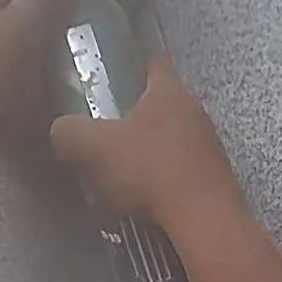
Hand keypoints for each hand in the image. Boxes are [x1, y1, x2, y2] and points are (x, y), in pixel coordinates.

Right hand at [49, 56, 243, 232]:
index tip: (107, 75)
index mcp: (170, 90)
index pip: (149, 59)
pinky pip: (186, 168)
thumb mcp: (94, 148)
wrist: (206, 222)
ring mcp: (212, 146)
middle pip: (162, 102)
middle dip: (136, 113)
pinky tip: (152, 194)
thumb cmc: (152, 171)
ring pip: (175, 137)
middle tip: (108, 129)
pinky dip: (169, 176)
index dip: (127, 63)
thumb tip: (62, 132)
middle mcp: (197, 112)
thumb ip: (70, 133)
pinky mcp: (219, 179)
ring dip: (154, 148)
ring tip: (127, 168)